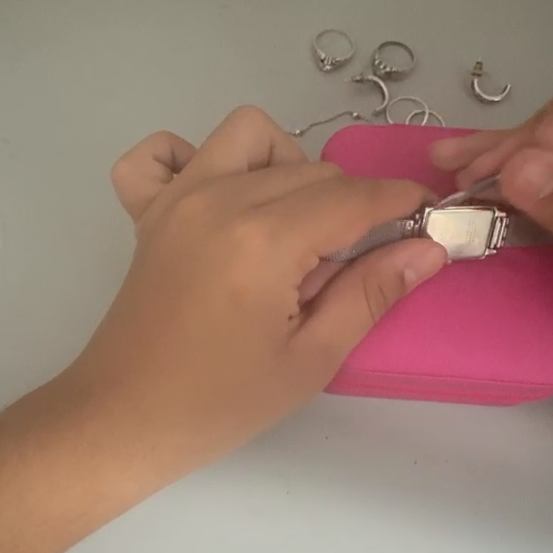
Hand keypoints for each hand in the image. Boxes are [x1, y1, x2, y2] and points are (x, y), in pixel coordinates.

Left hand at [67, 106, 447, 464]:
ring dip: (286, 164)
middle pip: (311, 169)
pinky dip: (192, 157)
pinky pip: (163, 152)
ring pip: (249, 134)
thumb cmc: (219, 403)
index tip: (428, 215)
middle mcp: (219, 199)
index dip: (401, 201)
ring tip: (291, 224)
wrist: (124, 418)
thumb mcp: (310, 360)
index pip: (353, 197)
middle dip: (351, 202)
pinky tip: (218, 199)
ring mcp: (176, 197)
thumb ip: (370, 294)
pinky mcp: (147, 210)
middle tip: (352, 261)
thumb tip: (427, 249)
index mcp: (264, 241)